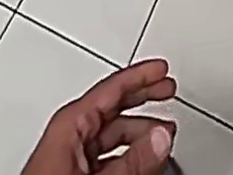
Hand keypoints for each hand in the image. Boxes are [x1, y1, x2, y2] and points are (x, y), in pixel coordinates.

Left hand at [21, 59, 177, 174]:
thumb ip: (132, 160)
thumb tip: (161, 137)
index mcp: (69, 124)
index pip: (113, 87)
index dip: (141, 75)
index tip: (161, 69)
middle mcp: (67, 136)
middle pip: (113, 107)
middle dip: (142, 98)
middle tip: (166, 90)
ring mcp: (66, 159)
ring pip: (110, 135)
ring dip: (138, 133)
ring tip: (162, 136)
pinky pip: (104, 158)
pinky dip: (125, 156)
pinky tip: (140, 163)